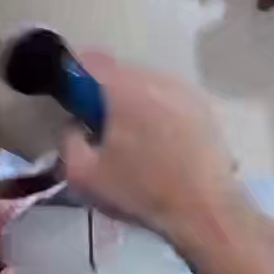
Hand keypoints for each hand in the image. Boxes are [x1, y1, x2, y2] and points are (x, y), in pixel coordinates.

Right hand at [60, 52, 248, 246]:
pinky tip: (156, 146)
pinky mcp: (205, 109)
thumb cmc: (140, 192)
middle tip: (95, 127)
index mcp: (125, 89)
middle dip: (102, 94)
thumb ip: (68, 141)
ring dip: (131, 104)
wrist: (205, 213)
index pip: (89, 61)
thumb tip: (75, 126)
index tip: (69, 101)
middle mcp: (158, 79)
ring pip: (146, 86)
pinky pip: (168, 100)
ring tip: (129, 140)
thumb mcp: (83, 175)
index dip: (72, 76)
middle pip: (119, 73)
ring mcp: (186, 92)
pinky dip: (156, 114)